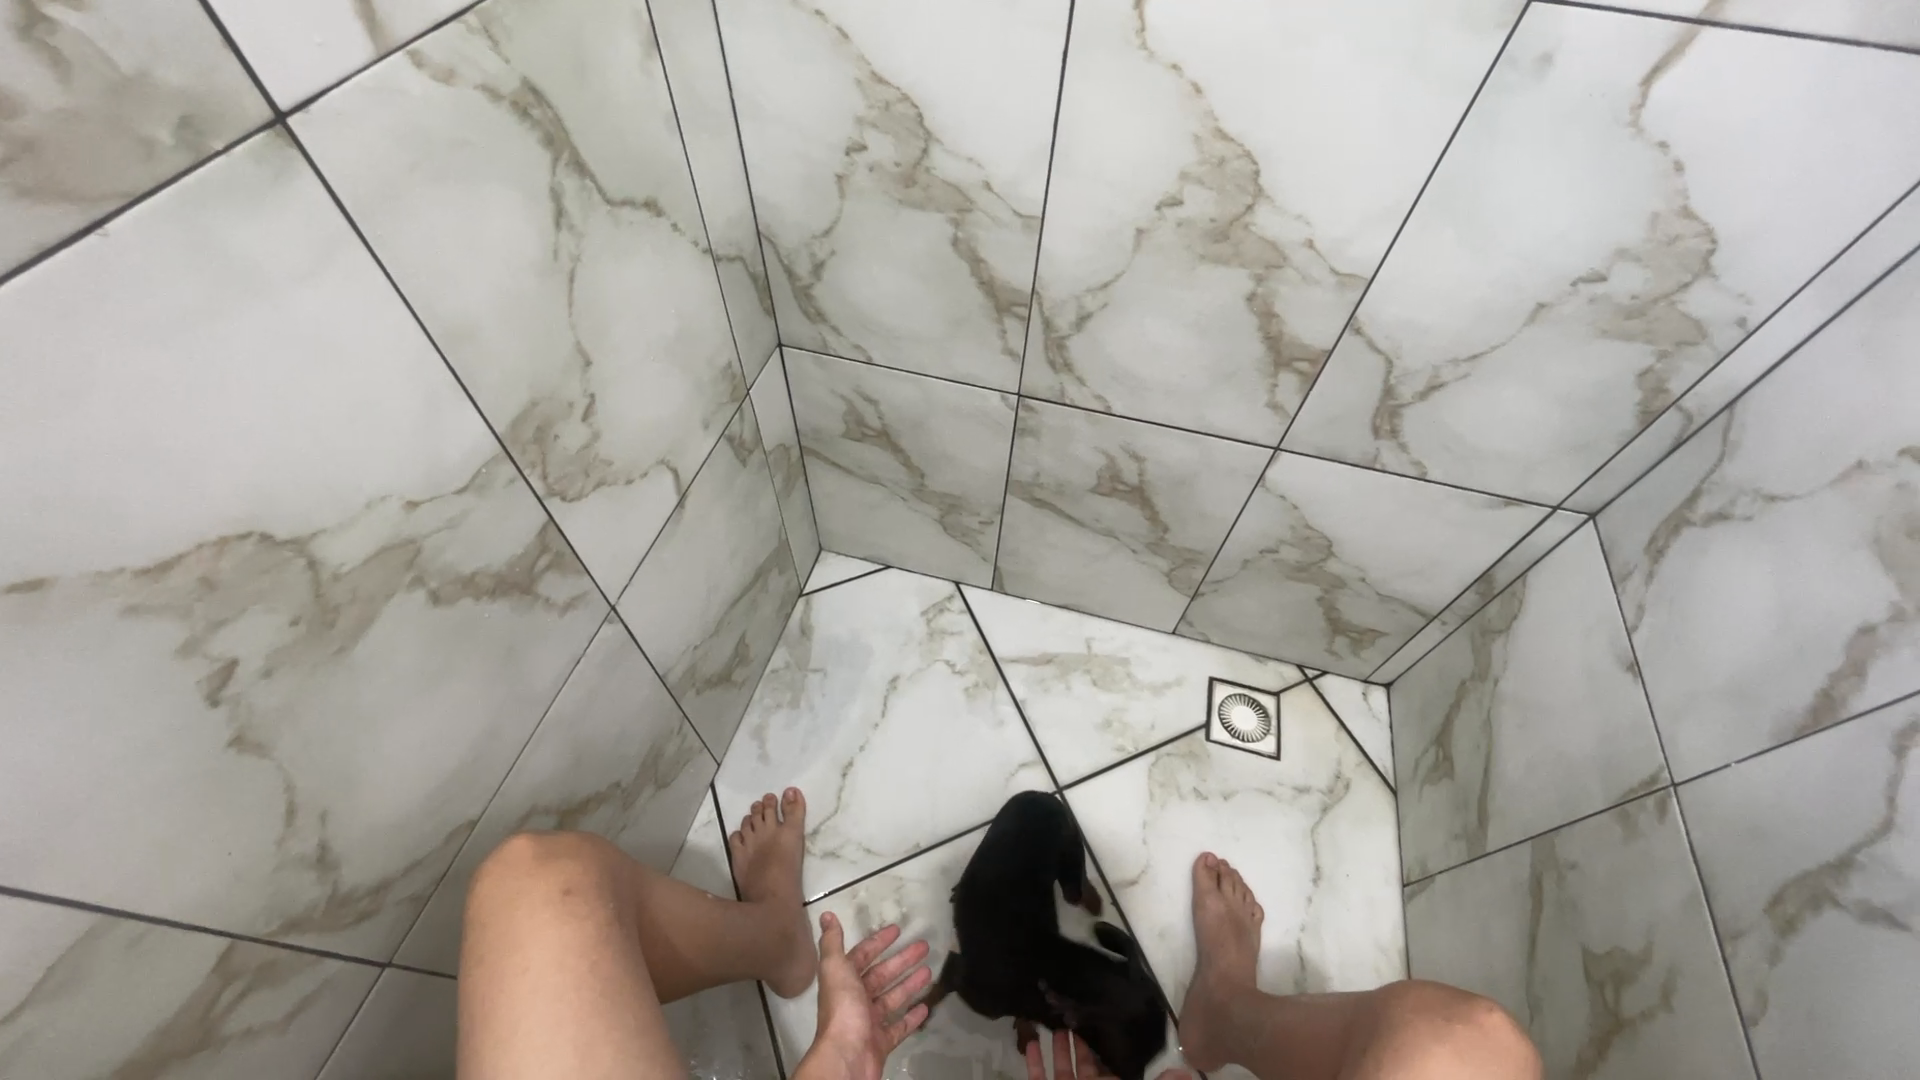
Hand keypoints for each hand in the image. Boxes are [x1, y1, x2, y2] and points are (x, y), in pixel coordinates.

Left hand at [793, 912, 933, 1079]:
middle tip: (924, 946)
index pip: (863, 955)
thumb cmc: (842, 1008)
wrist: (846, 1057)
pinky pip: (899, 1027)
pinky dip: (911, 1017)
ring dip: (910, 984)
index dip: (878, 942)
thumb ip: (832, 942)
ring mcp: (869, 1022)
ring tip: (929, 971)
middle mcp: (856, 1000)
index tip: (897, 930)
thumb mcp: (835, 968)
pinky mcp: (882, 1043)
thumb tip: (826, 915)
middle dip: (902, 960)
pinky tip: (926, 1007)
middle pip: (882, 975)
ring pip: (892, 998)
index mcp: (844, 980)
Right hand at [1024, 1028, 1193, 1079]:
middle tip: (1072, 1012)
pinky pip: (1038, 1079)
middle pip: (1082, 1064)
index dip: (1100, 1044)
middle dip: (1077, 1040)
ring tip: (1054, 1022)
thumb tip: (1189, 1073)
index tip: (1094, 1017)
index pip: (1105, 1066)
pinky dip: (1034, 1063)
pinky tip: (1032, 1042)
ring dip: (1057, 1048)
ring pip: (1060, 1069)